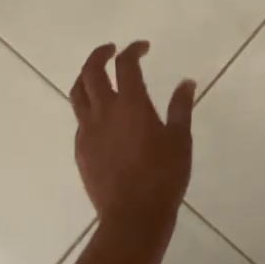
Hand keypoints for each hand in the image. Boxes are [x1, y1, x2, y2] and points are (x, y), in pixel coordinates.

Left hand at [69, 41, 194, 232]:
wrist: (133, 216)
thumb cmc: (163, 177)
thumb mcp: (180, 140)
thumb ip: (180, 108)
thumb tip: (186, 82)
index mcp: (131, 104)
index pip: (126, 65)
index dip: (133, 50)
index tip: (143, 47)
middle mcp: (104, 111)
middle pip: (91, 71)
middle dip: (100, 54)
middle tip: (112, 50)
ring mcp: (87, 130)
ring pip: (78, 92)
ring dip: (86, 76)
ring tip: (98, 74)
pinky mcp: (80, 149)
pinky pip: (80, 119)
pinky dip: (88, 106)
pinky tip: (102, 116)